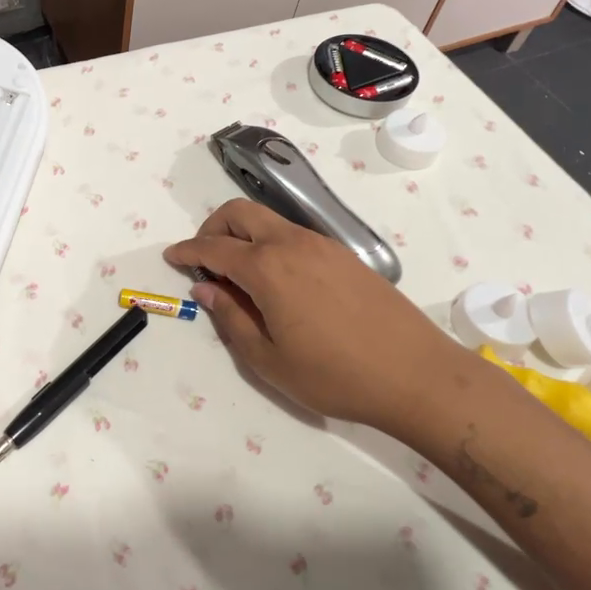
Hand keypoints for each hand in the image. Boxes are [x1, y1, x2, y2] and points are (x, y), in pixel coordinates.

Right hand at [164, 198, 463, 430]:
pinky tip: (279, 282)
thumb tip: (207, 289)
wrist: (419, 376)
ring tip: (240, 276)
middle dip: (213, 228)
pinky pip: (294, 235)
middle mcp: (292, 244)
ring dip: (243, 235)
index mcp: (267, 268)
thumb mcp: (269, 361)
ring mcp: (322, 245)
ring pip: (269, 220)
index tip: (171, 257)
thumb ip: (231, 319)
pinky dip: (271, 244)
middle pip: (240, 213)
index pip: (213, 247)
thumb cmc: (336, 376)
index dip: (187, 251)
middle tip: (204, 260)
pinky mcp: (345, 255)